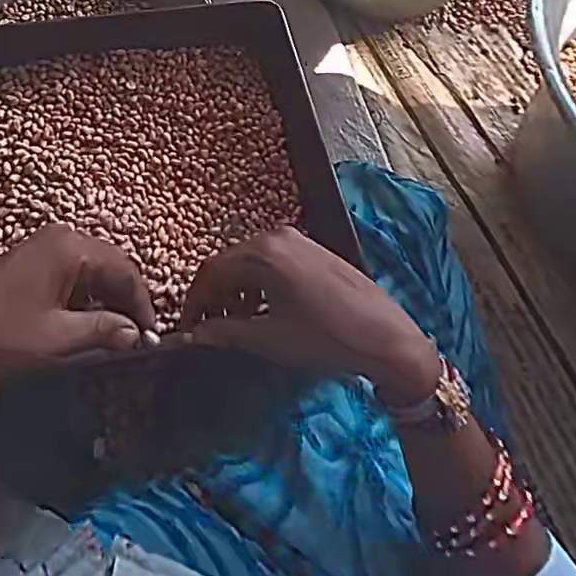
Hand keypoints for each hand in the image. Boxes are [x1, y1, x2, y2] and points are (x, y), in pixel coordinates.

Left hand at [0, 224, 154, 397]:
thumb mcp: (58, 340)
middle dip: (125, 303)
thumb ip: (105, 332)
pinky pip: (71, 278)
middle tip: (136, 341)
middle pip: (110, 268)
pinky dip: (84, 302)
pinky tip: (87, 329)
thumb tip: (137, 335)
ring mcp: (41, 250)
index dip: (142, 305)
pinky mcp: (28, 265)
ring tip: (115, 339)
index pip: (125, 270)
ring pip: (91, 274)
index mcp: (71, 247)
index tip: (152, 339)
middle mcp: (60, 238)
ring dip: (105, 304)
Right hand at [180, 227, 440, 405]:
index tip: (188, 327)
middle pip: (229, 262)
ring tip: (236, 322)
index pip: (212, 272)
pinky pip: (271, 259)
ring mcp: (297, 239)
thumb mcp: (270, 339)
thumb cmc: (327, 337)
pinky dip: (258, 282)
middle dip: (215, 294)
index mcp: (263, 254)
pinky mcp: (312, 247)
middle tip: (208, 326)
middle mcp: (277, 236)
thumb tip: (193, 335)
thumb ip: (226, 333)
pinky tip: (264, 308)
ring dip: (236, 289)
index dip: (195, 301)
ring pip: (250, 260)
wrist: (387, 336)